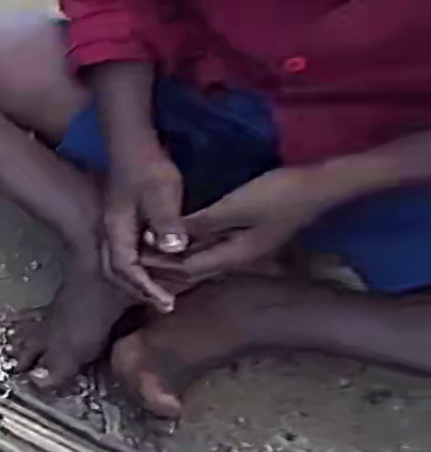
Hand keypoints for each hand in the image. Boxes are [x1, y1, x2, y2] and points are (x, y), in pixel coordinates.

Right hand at [100, 140, 187, 310]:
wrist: (131, 148)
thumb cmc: (147, 170)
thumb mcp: (160, 194)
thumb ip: (165, 221)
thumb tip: (170, 250)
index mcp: (116, 228)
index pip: (124, 266)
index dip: (145, 287)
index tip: (167, 304)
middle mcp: (110, 230)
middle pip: (114, 268)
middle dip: (138, 289)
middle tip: (164, 304)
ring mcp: (114, 225)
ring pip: (118, 261)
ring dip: (139, 279)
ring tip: (164, 290)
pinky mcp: (123, 221)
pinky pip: (127, 251)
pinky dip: (142, 266)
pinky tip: (162, 265)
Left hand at [146, 167, 331, 282]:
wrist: (322, 182)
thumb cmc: (278, 195)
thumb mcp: (230, 210)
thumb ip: (196, 226)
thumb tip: (160, 240)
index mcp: (237, 255)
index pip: (187, 269)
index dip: (157, 264)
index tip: (128, 254)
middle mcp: (239, 255)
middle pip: (191, 267)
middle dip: (161, 263)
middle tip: (127, 253)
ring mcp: (243, 244)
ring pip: (197, 256)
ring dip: (170, 253)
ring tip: (137, 244)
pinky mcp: (243, 232)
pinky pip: (206, 244)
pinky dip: (184, 242)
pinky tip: (165, 233)